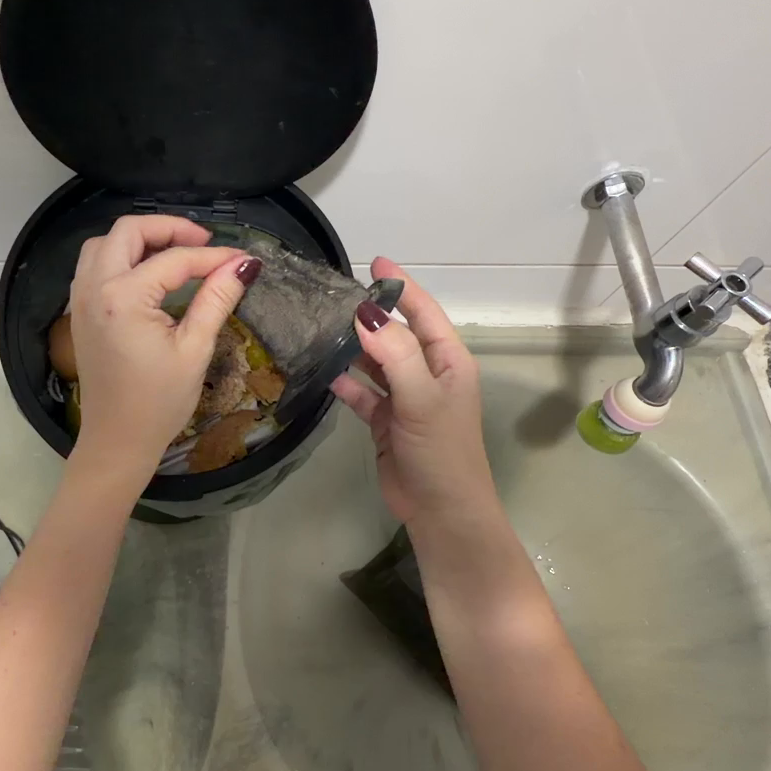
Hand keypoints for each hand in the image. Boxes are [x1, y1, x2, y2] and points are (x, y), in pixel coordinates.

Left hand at [67, 215, 258, 467]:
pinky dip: (120, 257)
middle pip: (127, 232)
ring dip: (139, 240)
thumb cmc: (158, 403)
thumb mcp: (194, 350)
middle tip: (203, 241)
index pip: (174, 260)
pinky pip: (94, 266)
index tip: (241, 260)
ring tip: (176, 254)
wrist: (117, 442)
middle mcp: (94, 289)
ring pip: (105, 245)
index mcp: (123, 298)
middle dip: (168, 229)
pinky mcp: (79, 313)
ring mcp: (80, 300)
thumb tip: (243, 265)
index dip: (212, 256)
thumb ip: (216, 300)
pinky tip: (147, 273)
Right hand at [330, 257, 492, 527]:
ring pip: (376, 363)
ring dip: (354, 348)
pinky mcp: (386, 422)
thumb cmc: (440, 451)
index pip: (424, 313)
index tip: (376, 260)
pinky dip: (346, 384)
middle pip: (396, 335)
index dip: (402, 286)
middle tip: (333, 296)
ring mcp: (406, 399)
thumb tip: (363, 314)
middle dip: (370, 316)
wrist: (440, 510)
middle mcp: (428, 375)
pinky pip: (363, 393)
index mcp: (449, 362)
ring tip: (321, 328)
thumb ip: (394, 355)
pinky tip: (325, 373)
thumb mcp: (422, 398)